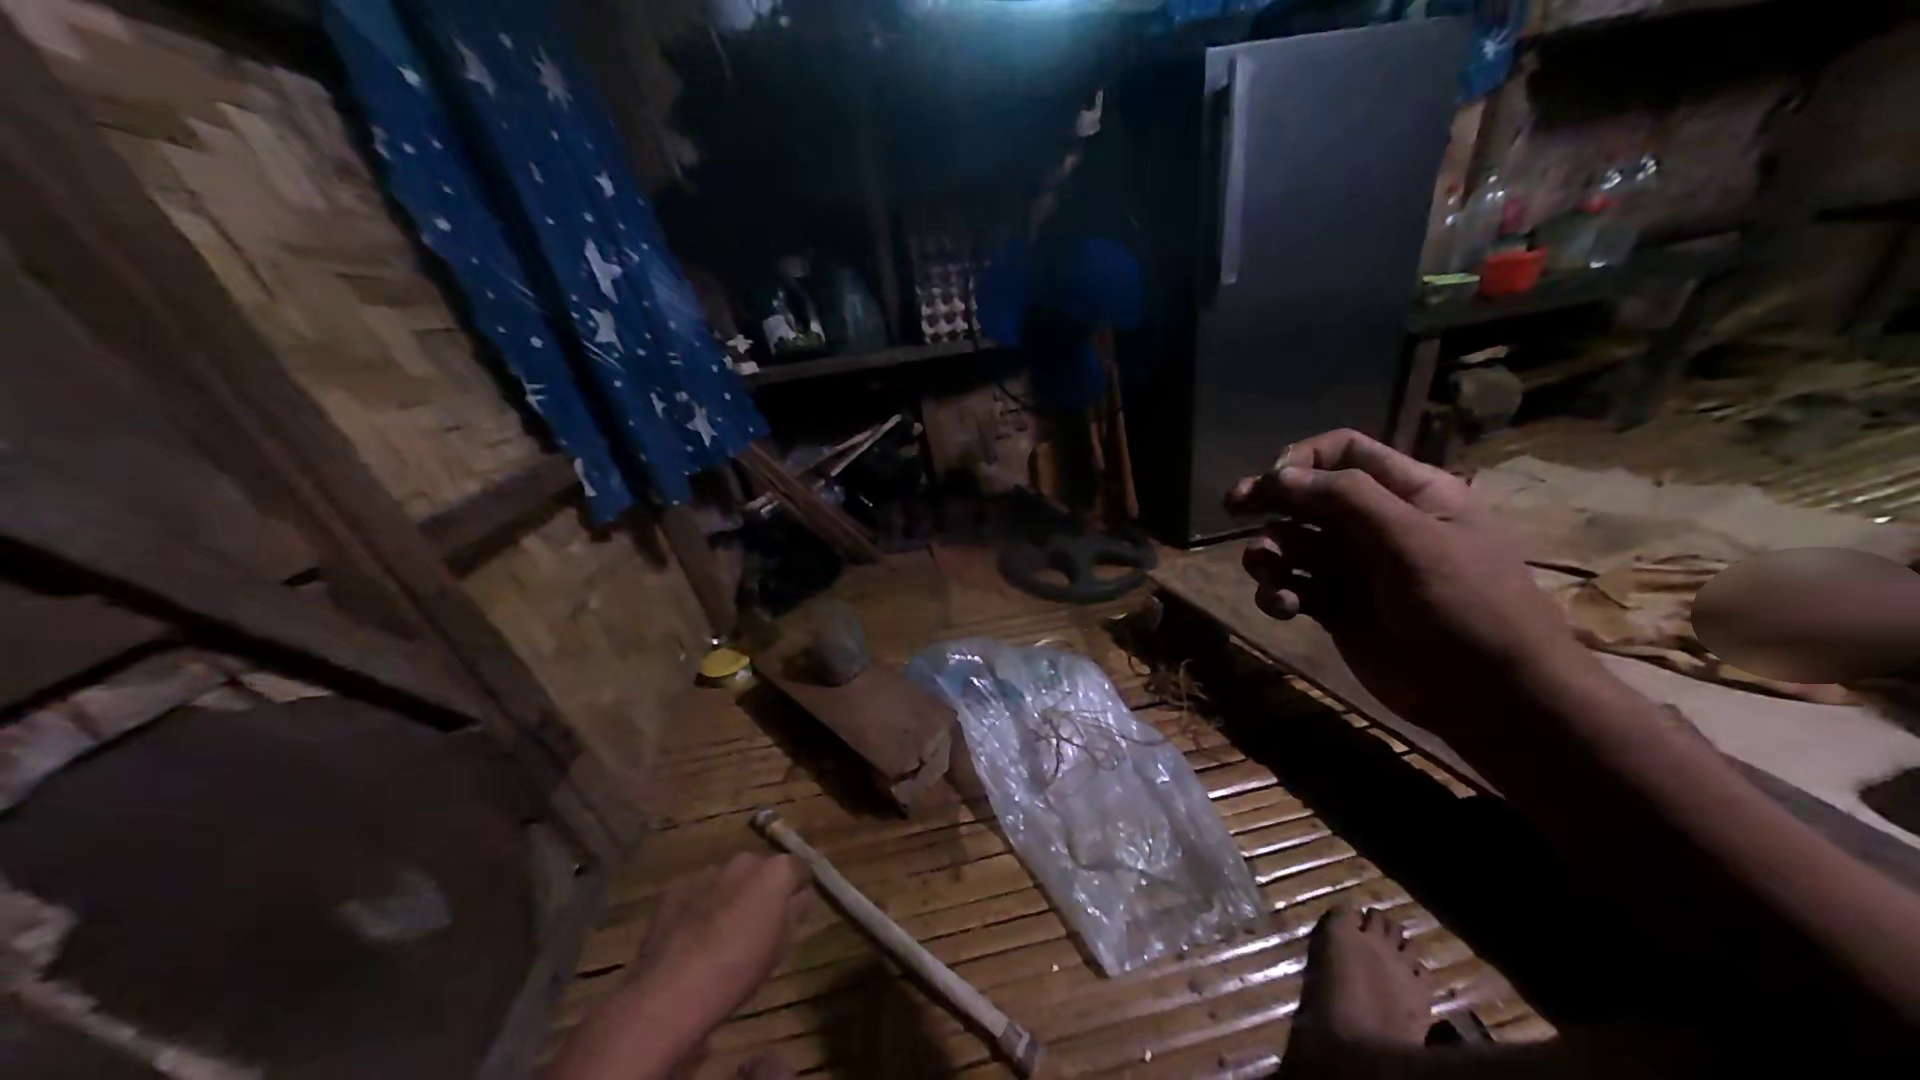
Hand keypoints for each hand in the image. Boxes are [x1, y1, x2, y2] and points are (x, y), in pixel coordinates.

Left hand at [548, 852, 810, 1079]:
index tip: (795, 909)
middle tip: (759, 924)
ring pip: (730, 879)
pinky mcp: (677, 888)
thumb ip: (796, 911)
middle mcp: (744, 861)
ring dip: (732, 895)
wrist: (673, 989)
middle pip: (763, 869)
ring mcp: (708, 872)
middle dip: (763, 889)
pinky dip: (702, 905)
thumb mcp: (782, 945)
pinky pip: (700, 891)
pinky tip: (695, 936)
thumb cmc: (740, 969)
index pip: (800, 868)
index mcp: (776, 872)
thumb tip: (801, 895)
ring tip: (723, 932)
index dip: (798, 888)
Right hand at [1225, 429, 1590, 740]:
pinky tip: (1284, 607)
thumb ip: (1345, 498)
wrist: (1490, 693)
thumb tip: (1277, 475)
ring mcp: (1353, 568)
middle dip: (1270, 501)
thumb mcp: (1411, 538)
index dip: (1303, 459)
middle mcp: (1375, 524)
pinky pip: (1292, 587)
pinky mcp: (1335, 608)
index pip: (1344, 452)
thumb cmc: (1464, 603)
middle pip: (1307, 496)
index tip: (1273, 481)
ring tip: (1269, 572)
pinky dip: (1278, 594)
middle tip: (1234, 508)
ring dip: (1270, 553)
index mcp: (1408, 493)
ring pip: (1291, 544)